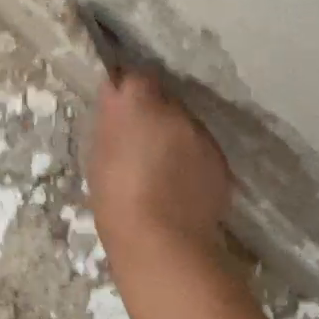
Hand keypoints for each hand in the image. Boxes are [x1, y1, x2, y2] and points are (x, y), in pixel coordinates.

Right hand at [89, 72, 232, 260]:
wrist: (162, 241)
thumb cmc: (115, 199)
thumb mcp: (98, 156)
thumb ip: (110, 123)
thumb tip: (115, 100)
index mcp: (138, 104)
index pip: (134, 78)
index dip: (126, 93)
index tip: (116, 109)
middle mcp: (176, 110)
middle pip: (164, 100)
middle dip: (151, 114)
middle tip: (136, 142)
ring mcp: (203, 135)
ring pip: (185, 125)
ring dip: (173, 137)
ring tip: (159, 168)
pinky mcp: (220, 161)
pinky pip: (201, 151)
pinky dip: (190, 160)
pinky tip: (178, 185)